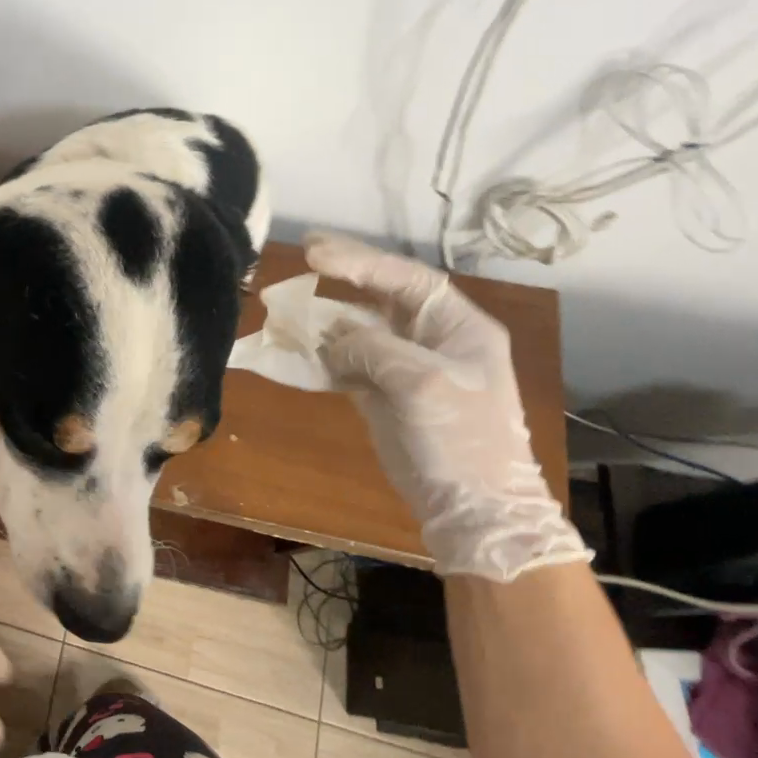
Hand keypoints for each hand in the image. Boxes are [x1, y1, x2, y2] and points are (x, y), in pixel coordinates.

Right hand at [305, 233, 590, 581]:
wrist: (472, 505)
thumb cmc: (460, 438)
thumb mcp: (422, 383)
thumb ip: (374, 348)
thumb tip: (333, 336)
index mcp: (458, 328)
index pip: (406, 280)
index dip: (362, 261)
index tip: (315, 252)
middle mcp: (431, 340)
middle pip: (381, 296)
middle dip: (344, 275)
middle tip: (305, 253)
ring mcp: (404, 367)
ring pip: (357, 328)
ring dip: (321, 316)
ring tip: (285, 303)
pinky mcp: (381, 393)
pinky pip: (344, 362)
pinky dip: (317, 354)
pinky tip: (291, 346)